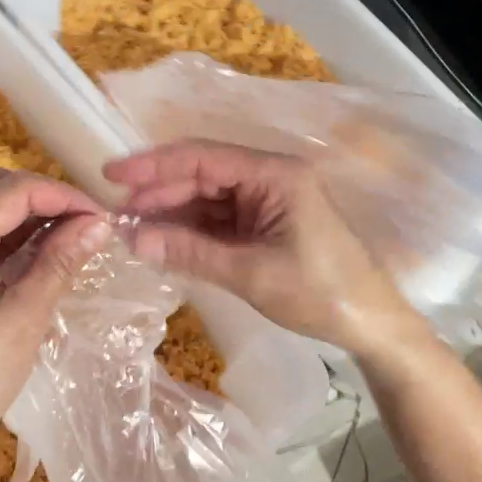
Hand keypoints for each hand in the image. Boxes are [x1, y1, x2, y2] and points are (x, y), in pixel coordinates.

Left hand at [0, 169, 110, 481]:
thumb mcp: (26, 317)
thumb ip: (60, 261)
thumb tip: (100, 223)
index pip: (12, 191)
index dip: (62, 195)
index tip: (102, 216)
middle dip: (43, 198)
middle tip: (88, 225)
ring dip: (25, 215)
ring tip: (71, 237)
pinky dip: (4, 236)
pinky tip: (39, 253)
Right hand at [102, 139, 419, 356]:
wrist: (369, 322)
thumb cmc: (319, 293)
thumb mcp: (250, 273)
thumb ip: (191, 253)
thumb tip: (134, 239)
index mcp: (274, 175)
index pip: (202, 158)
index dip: (153, 166)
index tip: (112, 176)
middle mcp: (270, 179)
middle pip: (202, 176)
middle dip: (159, 194)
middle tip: (117, 216)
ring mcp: (269, 203)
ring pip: (208, 200)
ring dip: (172, 215)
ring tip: (132, 233)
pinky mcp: (267, 226)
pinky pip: (220, 221)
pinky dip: (192, 232)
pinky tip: (163, 243)